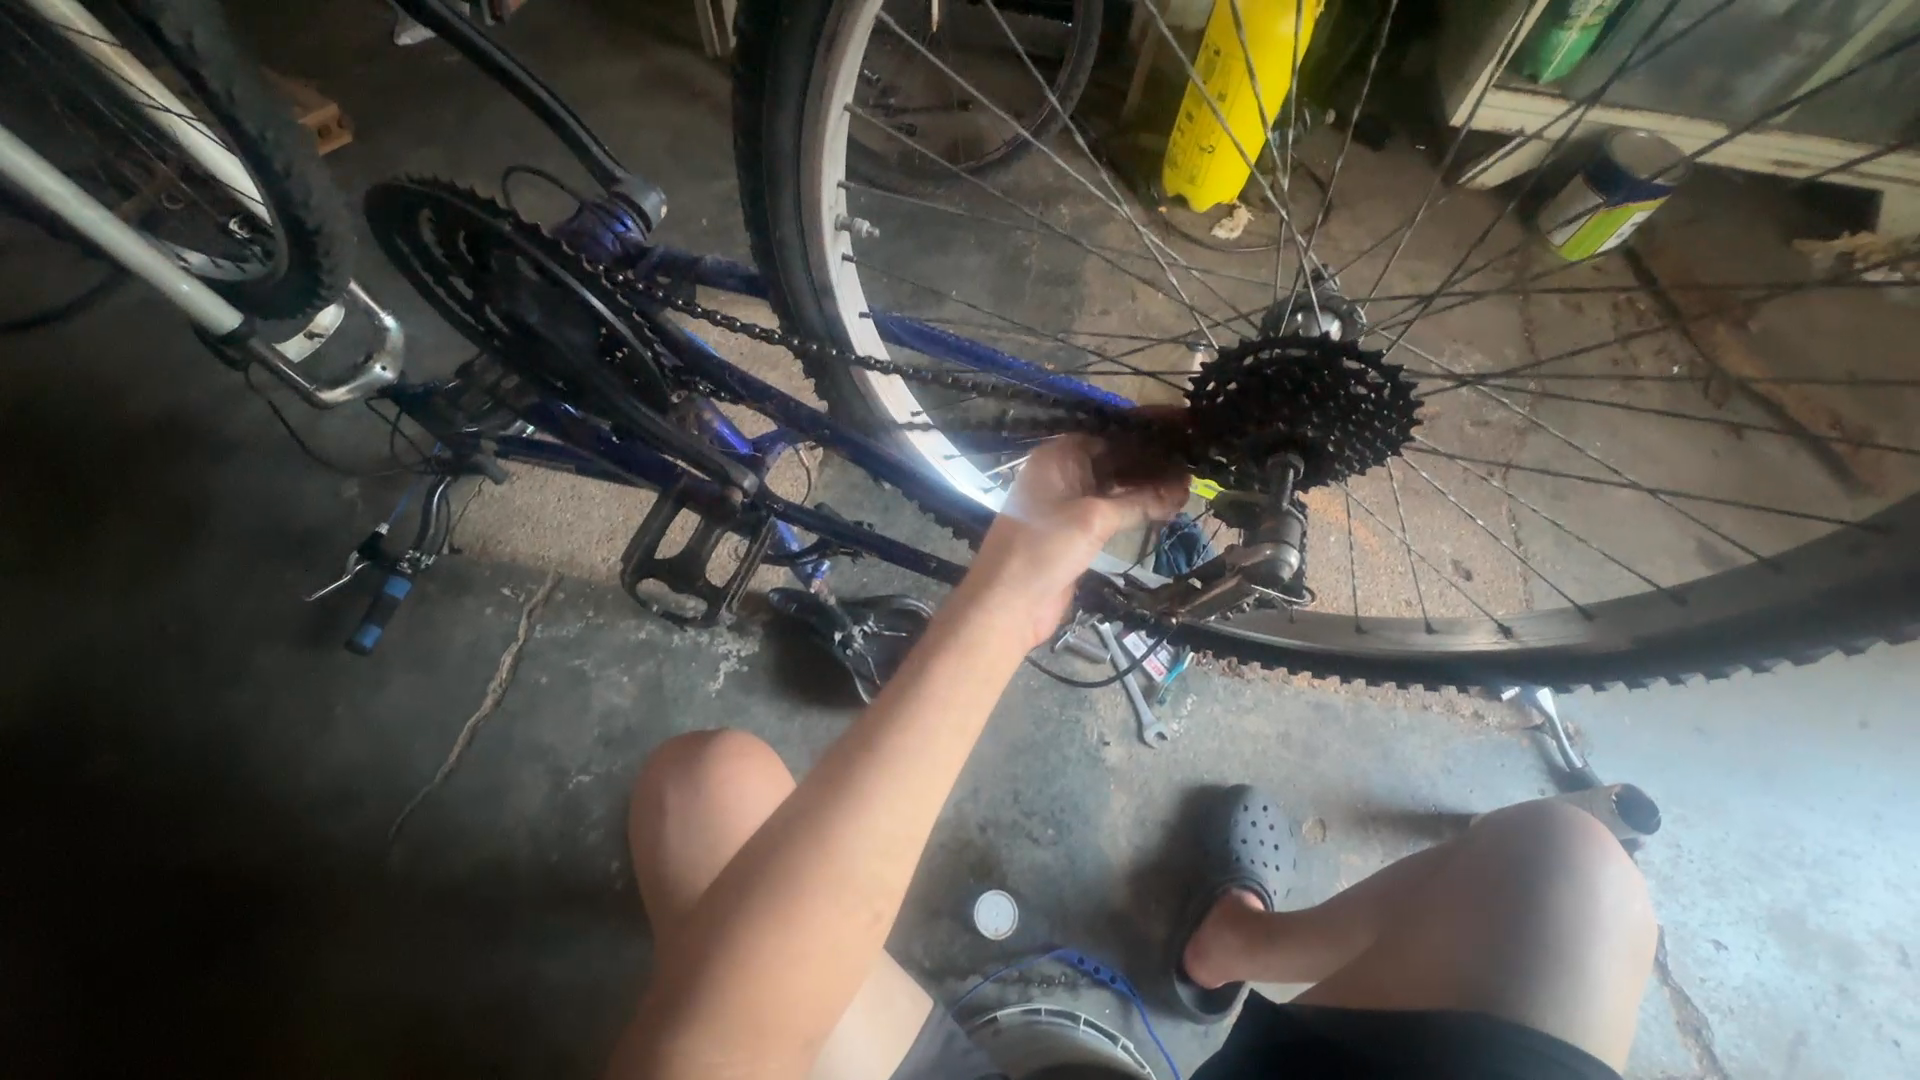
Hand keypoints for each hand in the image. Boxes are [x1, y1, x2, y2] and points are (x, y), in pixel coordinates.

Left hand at [964, 433, 1187, 647]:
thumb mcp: (1093, 519)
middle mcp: (1063, 473)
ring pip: (1116, 486)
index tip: (1184, 429)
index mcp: (1058, 456)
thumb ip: (1139, 501)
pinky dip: (1137, 508)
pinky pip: (1113, 511)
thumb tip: (1182, 487)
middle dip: (1153, 461)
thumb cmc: (1044, 549)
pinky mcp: (1077, 531)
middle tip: (1196, 460)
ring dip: (1149, 486)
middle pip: (1115, 458)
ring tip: (1190, 484)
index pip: (1110, 433)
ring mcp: (1069, 503)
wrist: (1008, 603)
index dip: (1147, 431)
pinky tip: (1169, 507)